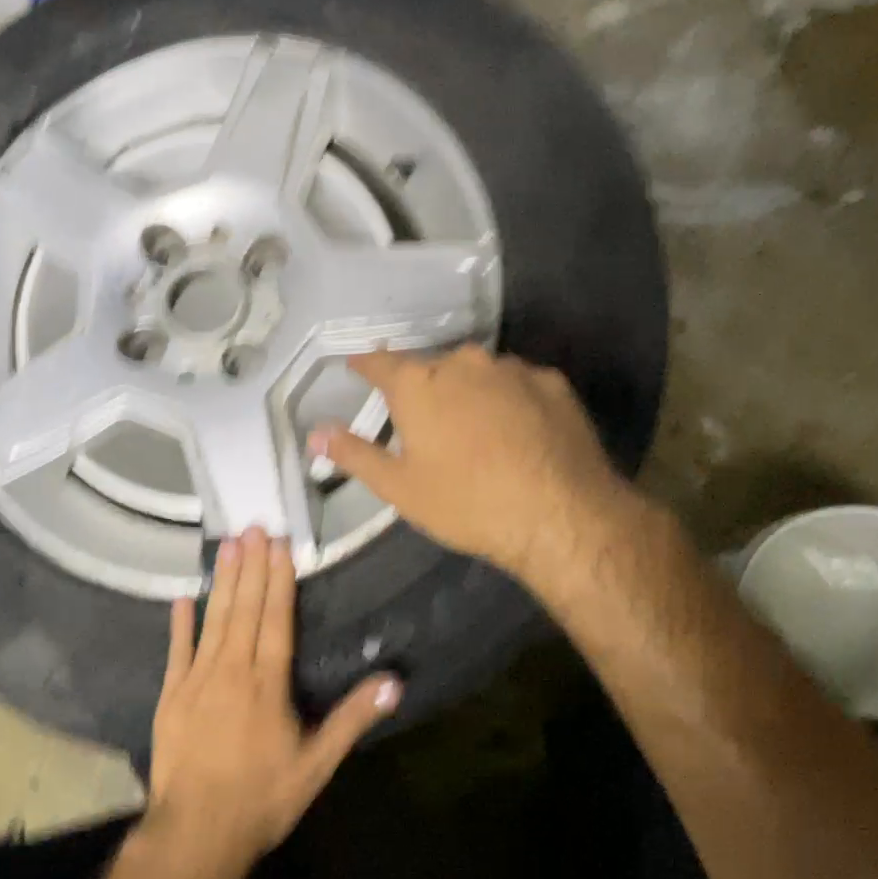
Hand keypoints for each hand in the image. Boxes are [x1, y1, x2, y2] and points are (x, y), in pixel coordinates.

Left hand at [145, 528, 400, 868]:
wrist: (196, 832)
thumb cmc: (262, 798)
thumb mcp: (316, 764)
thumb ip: (352, 719)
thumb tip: (394, 682)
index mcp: (268, 684)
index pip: (276, 620)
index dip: (279, 580)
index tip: (279, 544)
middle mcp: (232, 671)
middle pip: (245, 610)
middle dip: (251, 567)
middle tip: (252, 526)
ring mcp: (197, 680)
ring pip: (214, 621)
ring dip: (223, 582)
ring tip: (228, 546)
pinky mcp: (170, 695)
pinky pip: (177, 651)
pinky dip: (180, 623)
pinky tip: (182, 597)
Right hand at [308, 345, 647, 581]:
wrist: (562, 516)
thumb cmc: (467, 503)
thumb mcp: (400, 488)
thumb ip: (354, 454)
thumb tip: (315, 432)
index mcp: (418, 385)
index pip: (380, 363)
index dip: (366, 365)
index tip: (357, 367)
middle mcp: (462, 363)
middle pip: (432, 368)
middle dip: (424, 387)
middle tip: (424, 420)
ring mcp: (512, 369)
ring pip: (478, 374)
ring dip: (469, 392)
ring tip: (474, 429)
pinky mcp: (553, 383)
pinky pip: (519, 385)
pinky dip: (510, 401)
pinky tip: (518, 433)